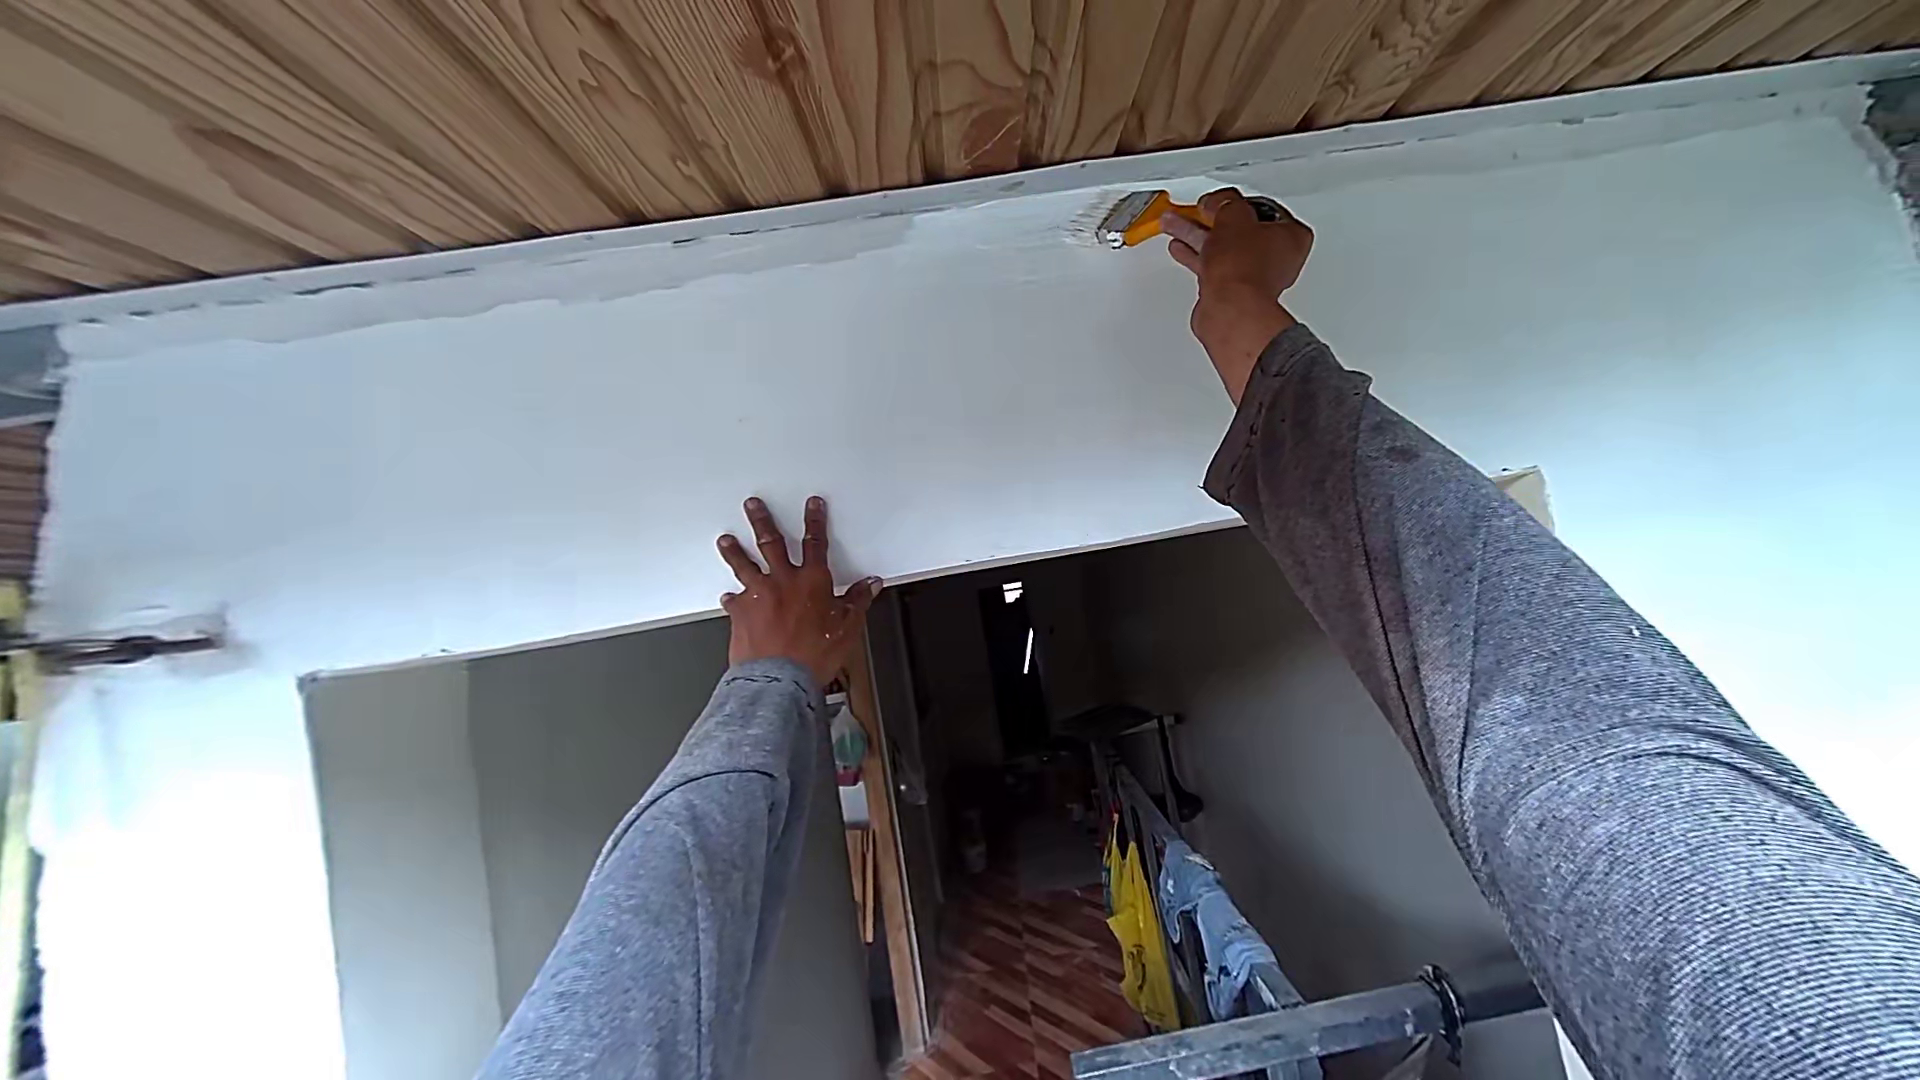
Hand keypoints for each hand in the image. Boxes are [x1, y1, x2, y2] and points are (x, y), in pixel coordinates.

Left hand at [717, 496, 881, 687]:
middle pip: (771, 542)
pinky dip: (730, 597)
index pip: (815, 542)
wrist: (780, 678)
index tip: (812, 505)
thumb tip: (870, 585)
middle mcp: (783, 581)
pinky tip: (727, 595)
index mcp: (812, 581)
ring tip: (726, 539)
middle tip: (754, 505)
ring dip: (735, 550)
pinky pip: (733, 600)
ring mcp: (758, 595)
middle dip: (762, 520)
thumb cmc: (813, 654)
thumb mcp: (848, 627)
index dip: (815, 520)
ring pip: (744, 564)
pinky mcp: (741, 613)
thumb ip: (858, 601)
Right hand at [1160, 188, 1313, 403]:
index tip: (1216, 201)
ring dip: (1198, 236)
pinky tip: (1183, 249)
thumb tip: (1216, 202)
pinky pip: (1213, 267)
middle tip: (1196, 211)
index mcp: (1292, 235)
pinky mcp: (1232, 292)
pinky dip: (1197, 256)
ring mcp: (1253, 277)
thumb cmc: (1243, 268)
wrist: (1229, 307)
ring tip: (1177, 225)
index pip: (1261, 209)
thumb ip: (1225, 203)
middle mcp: (1277, 257)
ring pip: (1222, 249)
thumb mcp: (1234, 216)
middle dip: (1212, 220)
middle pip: (1239, 230)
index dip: (1235, 202)